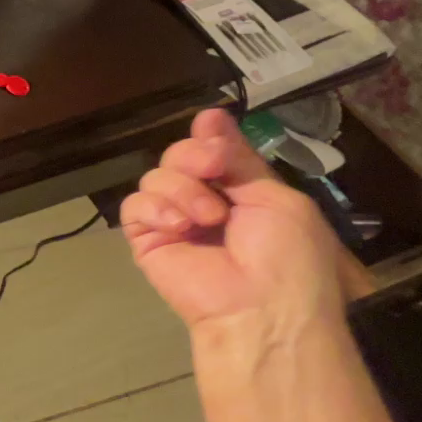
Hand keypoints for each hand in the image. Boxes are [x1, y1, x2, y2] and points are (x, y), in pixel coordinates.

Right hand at [121, 110, 358, 340]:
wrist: (259, 307)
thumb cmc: (287, 257)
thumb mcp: (276, 198)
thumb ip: (238, 159)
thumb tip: (210, 114)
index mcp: (242, 193)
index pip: (214, 151)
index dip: (209, 137)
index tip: (209, 126)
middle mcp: (205, 201)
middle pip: (179, 156)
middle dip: (194, 157)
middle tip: (211, 169)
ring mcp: (173, 220)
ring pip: (156, 176)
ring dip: (183, 189)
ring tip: (207, 217)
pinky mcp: (146, 238)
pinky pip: (135, 204)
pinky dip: (155, 208)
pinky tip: (178, 225)